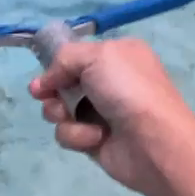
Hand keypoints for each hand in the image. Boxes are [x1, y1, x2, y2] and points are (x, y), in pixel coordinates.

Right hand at [28, 37, 194, 195]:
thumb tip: (42, 83)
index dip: (56, 68)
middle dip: (52, 93)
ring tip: (73, 118)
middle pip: (62, 85)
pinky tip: (96, 137)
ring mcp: (101, 113)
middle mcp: (109, 82)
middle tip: (50, 98)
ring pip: (59, 111)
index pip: (75, 57)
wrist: (153, 140)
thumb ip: (64, 59)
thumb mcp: (97, 56)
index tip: (43, 80)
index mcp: (116, 55)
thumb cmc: (128, 90)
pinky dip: (77, 135)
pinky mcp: (95, 139)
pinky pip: (68, 134)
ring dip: (61, 115)